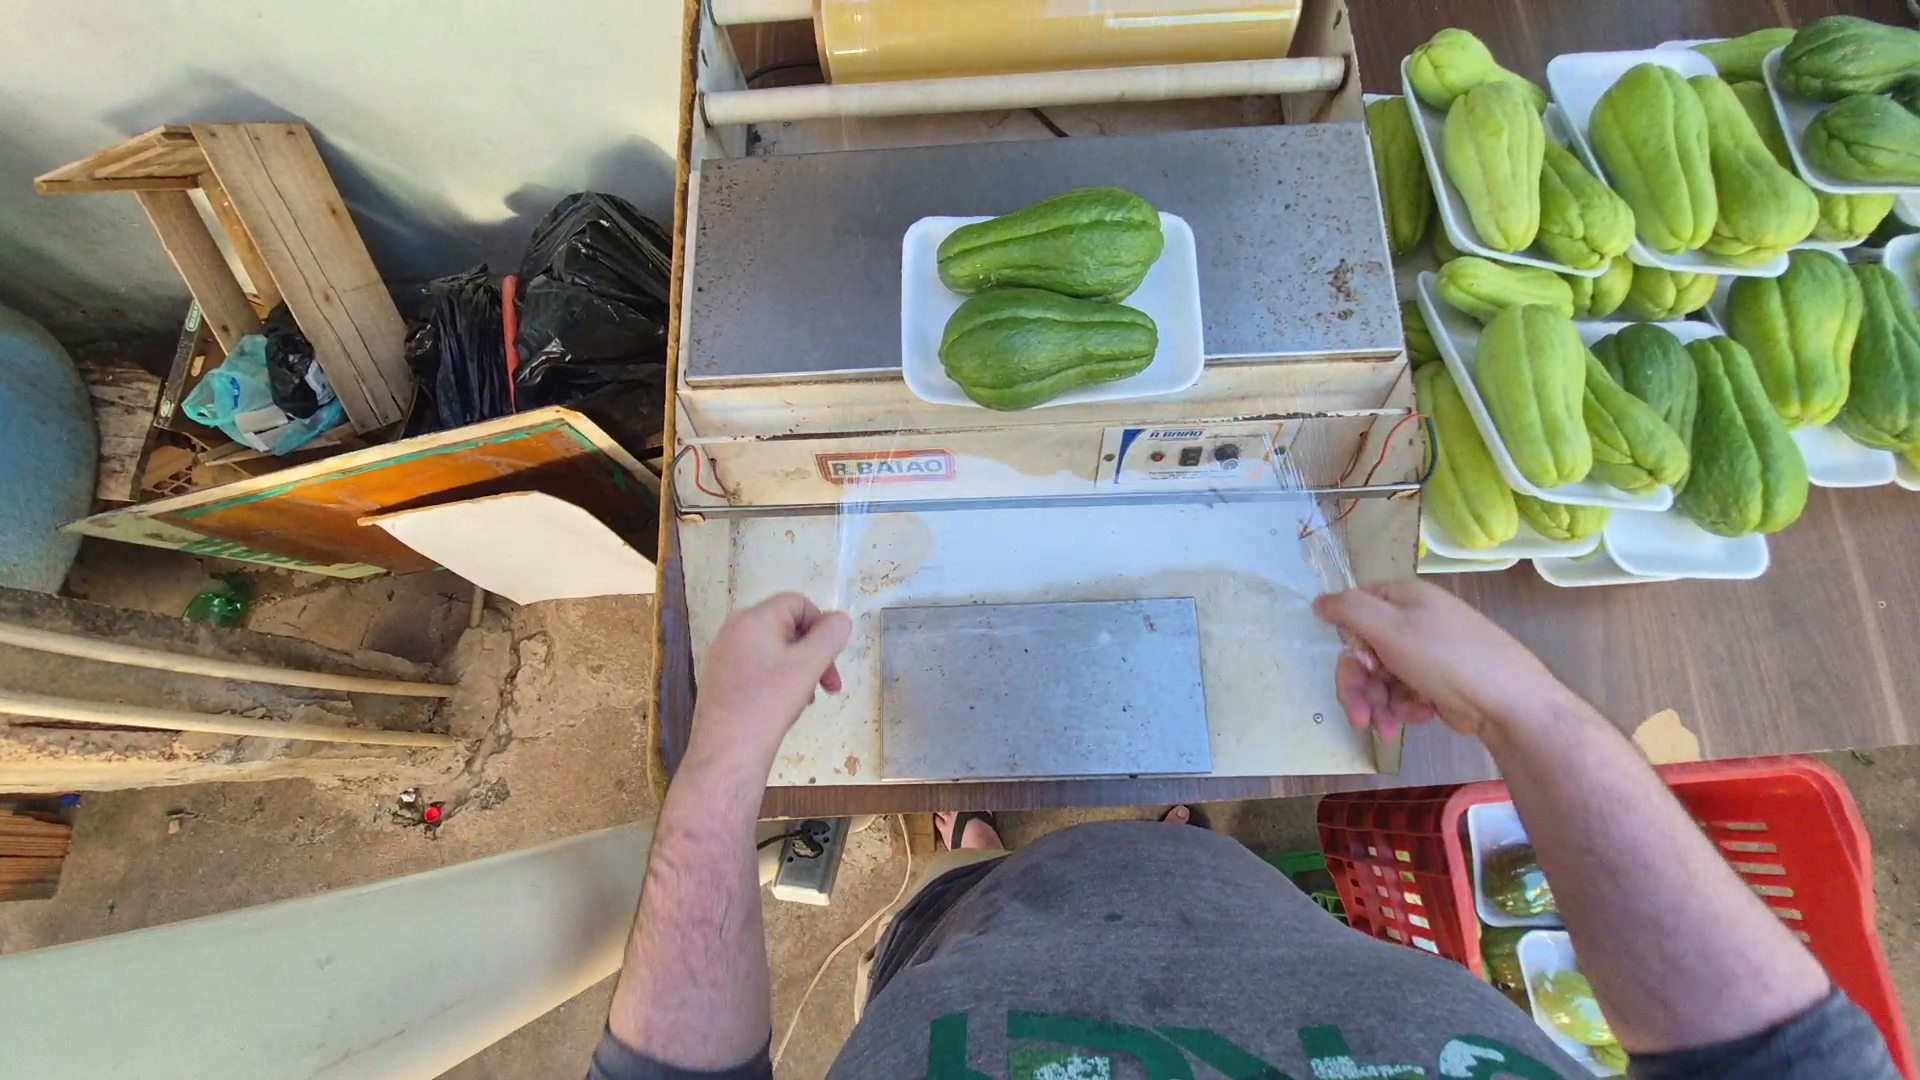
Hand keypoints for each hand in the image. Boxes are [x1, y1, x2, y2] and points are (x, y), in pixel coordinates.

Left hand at [685, 593, 851, 776]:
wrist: (726, 755)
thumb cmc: (769, 703)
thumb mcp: (809, 665)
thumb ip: (831, 635)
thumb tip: (840, 619)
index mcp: (752, 619)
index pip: (797, 603)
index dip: (822, 625)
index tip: (832, 657)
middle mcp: (733, 632)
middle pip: (788, 627)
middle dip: (815, 652)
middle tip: (830, 684)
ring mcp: (724, 658)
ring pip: (776, 650)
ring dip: (801, 669)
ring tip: (809, 698)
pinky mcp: (722, 682)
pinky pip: (760, 668)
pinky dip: (780, 680)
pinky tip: (787, 706)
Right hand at [1313, 578, 1568, 739]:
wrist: (1511, 704)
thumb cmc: (1446, 657)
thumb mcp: (1389, 626)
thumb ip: (1348, 609)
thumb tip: (1319, 602)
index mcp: (1403, 598)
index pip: (1354, 611)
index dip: (1350, 641)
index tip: (1360, 662)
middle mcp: (1414, 620)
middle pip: (1365, 652)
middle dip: (1360, 687)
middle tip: (1360, 717)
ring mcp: (1427, 652)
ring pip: (1382, 678)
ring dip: (1380, 704)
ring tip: (1388, 729)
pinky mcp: (1438, 681)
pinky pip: (1404, 692)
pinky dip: (1405, 707)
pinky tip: (1420, 717)